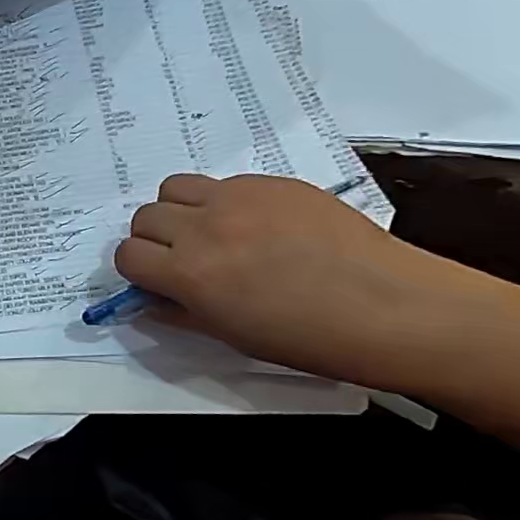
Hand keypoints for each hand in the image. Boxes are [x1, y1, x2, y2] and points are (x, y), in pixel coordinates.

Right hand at [114, 174, 511, 387]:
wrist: (391, 308)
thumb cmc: (310, 338)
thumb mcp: (231, 336)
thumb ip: (179, 314)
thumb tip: (150, 301)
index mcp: (190, 273)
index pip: (127, 255)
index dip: (136, 270)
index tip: (156, 280)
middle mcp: (205, 227)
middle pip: (144, 216)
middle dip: (153, 239)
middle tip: (181, 258)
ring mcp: (240, 197)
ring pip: (174, 187)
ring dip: (179, 210)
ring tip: (209, 232)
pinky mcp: (272, 181)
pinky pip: (224, 181)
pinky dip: (223, 201)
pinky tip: (256, 225)